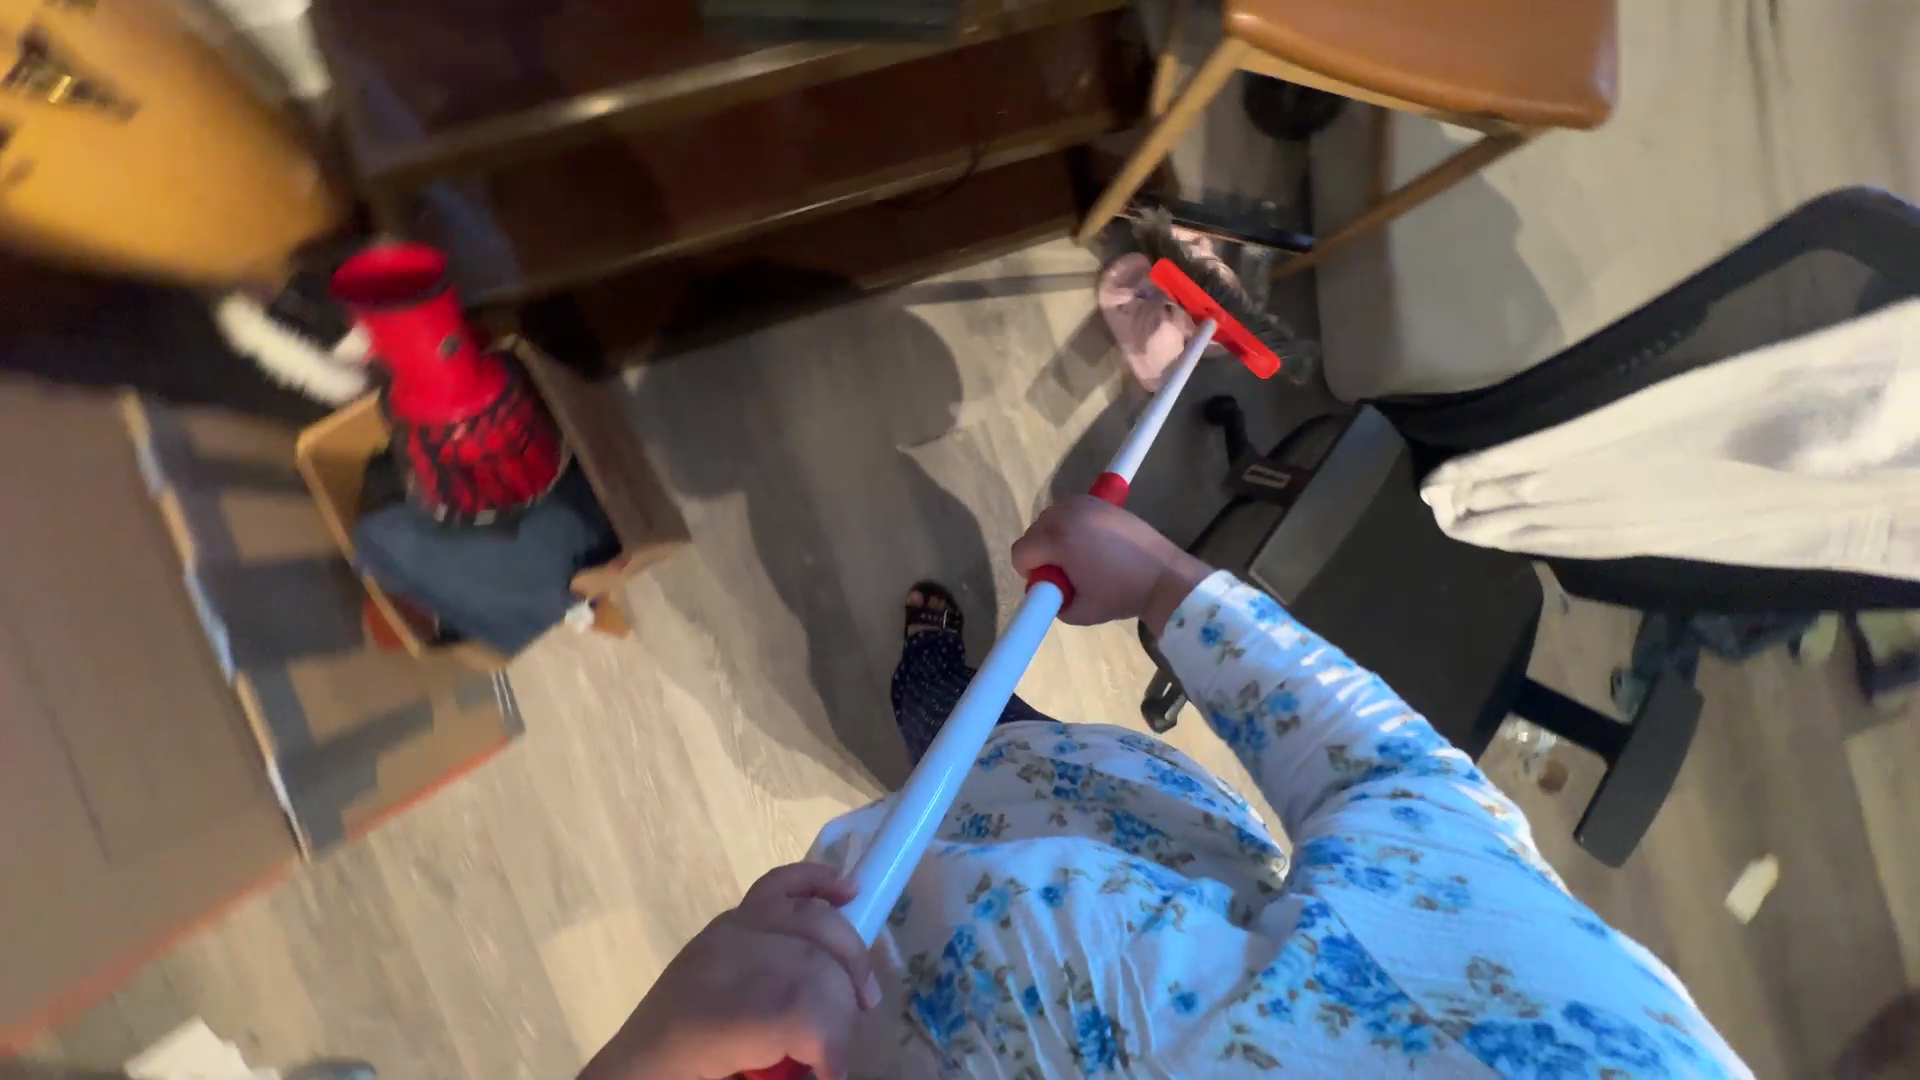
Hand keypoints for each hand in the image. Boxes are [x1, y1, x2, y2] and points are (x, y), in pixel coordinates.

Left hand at [580, 863, 879, 1079]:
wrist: (631, 1077)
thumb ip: (785, 1070)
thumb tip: (836, 1062)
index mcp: (704, 1023)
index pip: (793, 1005)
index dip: (833, 1038)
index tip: (840, 1073)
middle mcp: (715, 961)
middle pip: (809, 962)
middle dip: (844, 1001)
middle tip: (846, 1046)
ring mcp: (724, 931)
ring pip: (807, 920)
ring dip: (848, 955)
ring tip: (860, 999)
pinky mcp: (730, 920)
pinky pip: (780, 885)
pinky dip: (818, 882)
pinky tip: (850, 894)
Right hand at [1010, 495, 1211, 634]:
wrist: (1163, 576)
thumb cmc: (1121, 595)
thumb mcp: (1078, 612)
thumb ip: (1050, 602)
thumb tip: (1043, 589)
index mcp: (1058, 539)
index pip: (1020, 552)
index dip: (1030, 572)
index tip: (1051, 584)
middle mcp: (1066, 513)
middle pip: (1032, 533)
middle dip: (1042, 554)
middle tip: (1068, 573)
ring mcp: (1083, 502)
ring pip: (1049, 520)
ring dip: (1054, 539)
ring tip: (1081, 558)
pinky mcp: (1098, 501)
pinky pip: (1069, 512)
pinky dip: (1071, 526)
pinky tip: (1092, 544)